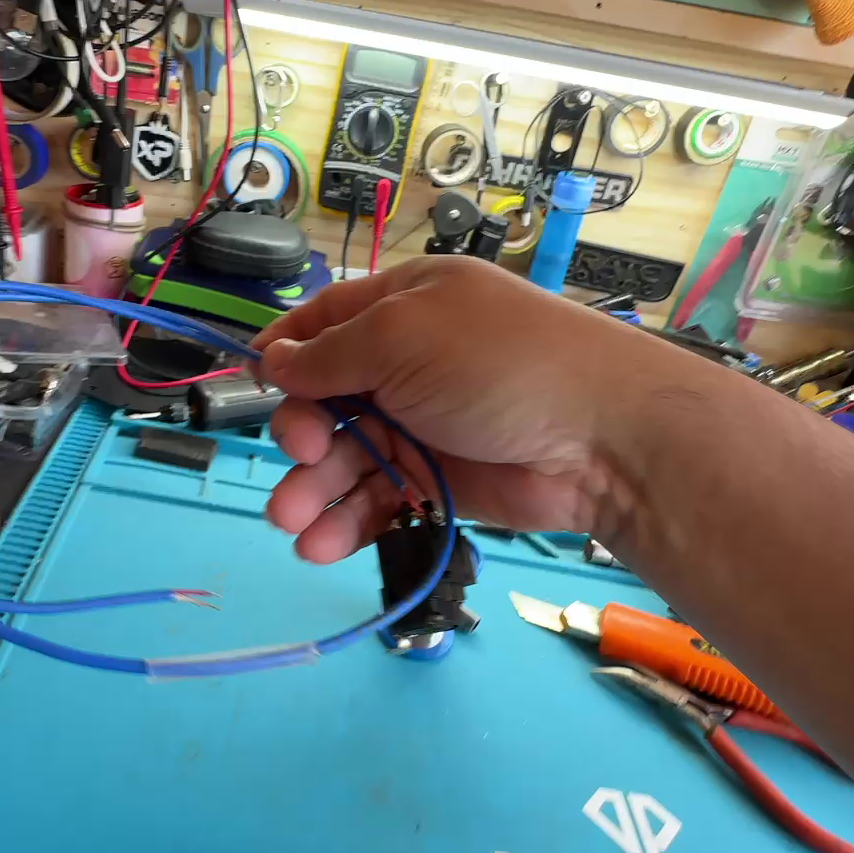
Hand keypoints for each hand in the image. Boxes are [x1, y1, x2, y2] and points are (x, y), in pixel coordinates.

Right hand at [255, 256, 663, 562]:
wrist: (602, 438)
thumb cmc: (494, 363)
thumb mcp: (401, 338)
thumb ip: (329, 355)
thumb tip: (272, 360)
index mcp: (400, 308)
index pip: (323, 323)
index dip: (284, 353)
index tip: (251, 384)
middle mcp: (404, 364)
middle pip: (326, 398)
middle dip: (302, 431)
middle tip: (303, 454)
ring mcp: (420, 426)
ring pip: (345, 459)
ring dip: (313, 490)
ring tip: (292, 523)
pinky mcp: (436, 481)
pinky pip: (377, 500)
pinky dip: (347, 523)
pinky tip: (321, 544)